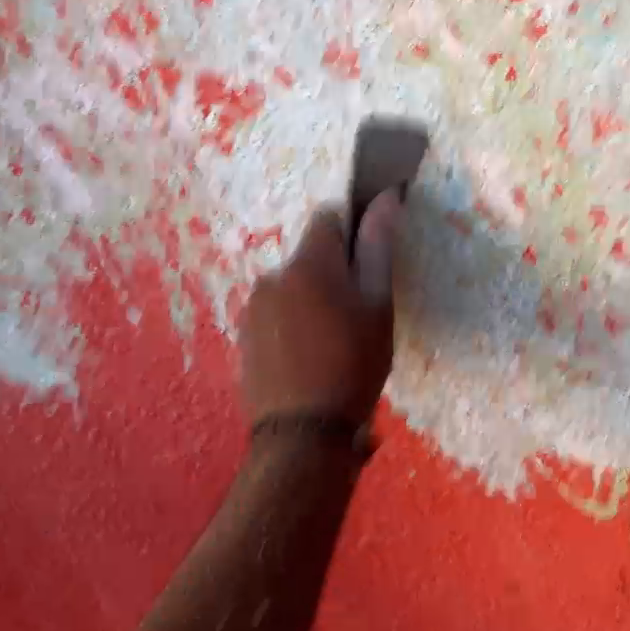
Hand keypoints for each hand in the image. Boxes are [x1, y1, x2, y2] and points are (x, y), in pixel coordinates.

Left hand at [238, 189, 403, 424]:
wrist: (303, 434)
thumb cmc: (353, 363)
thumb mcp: (378, 305)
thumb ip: (378, 246)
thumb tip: (386, 197)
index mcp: (309, 262)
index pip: (330, 217)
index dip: (354, 231)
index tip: (370, 262)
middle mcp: (273, 275)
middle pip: (311, 255)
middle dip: (335, 271)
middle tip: (359, 313)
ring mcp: (253, 307)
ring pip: (294, 286)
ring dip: (314, 298)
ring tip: (334, 341)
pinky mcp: (243, 336)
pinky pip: (277, 312)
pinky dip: (295, 322)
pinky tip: (310, 356)